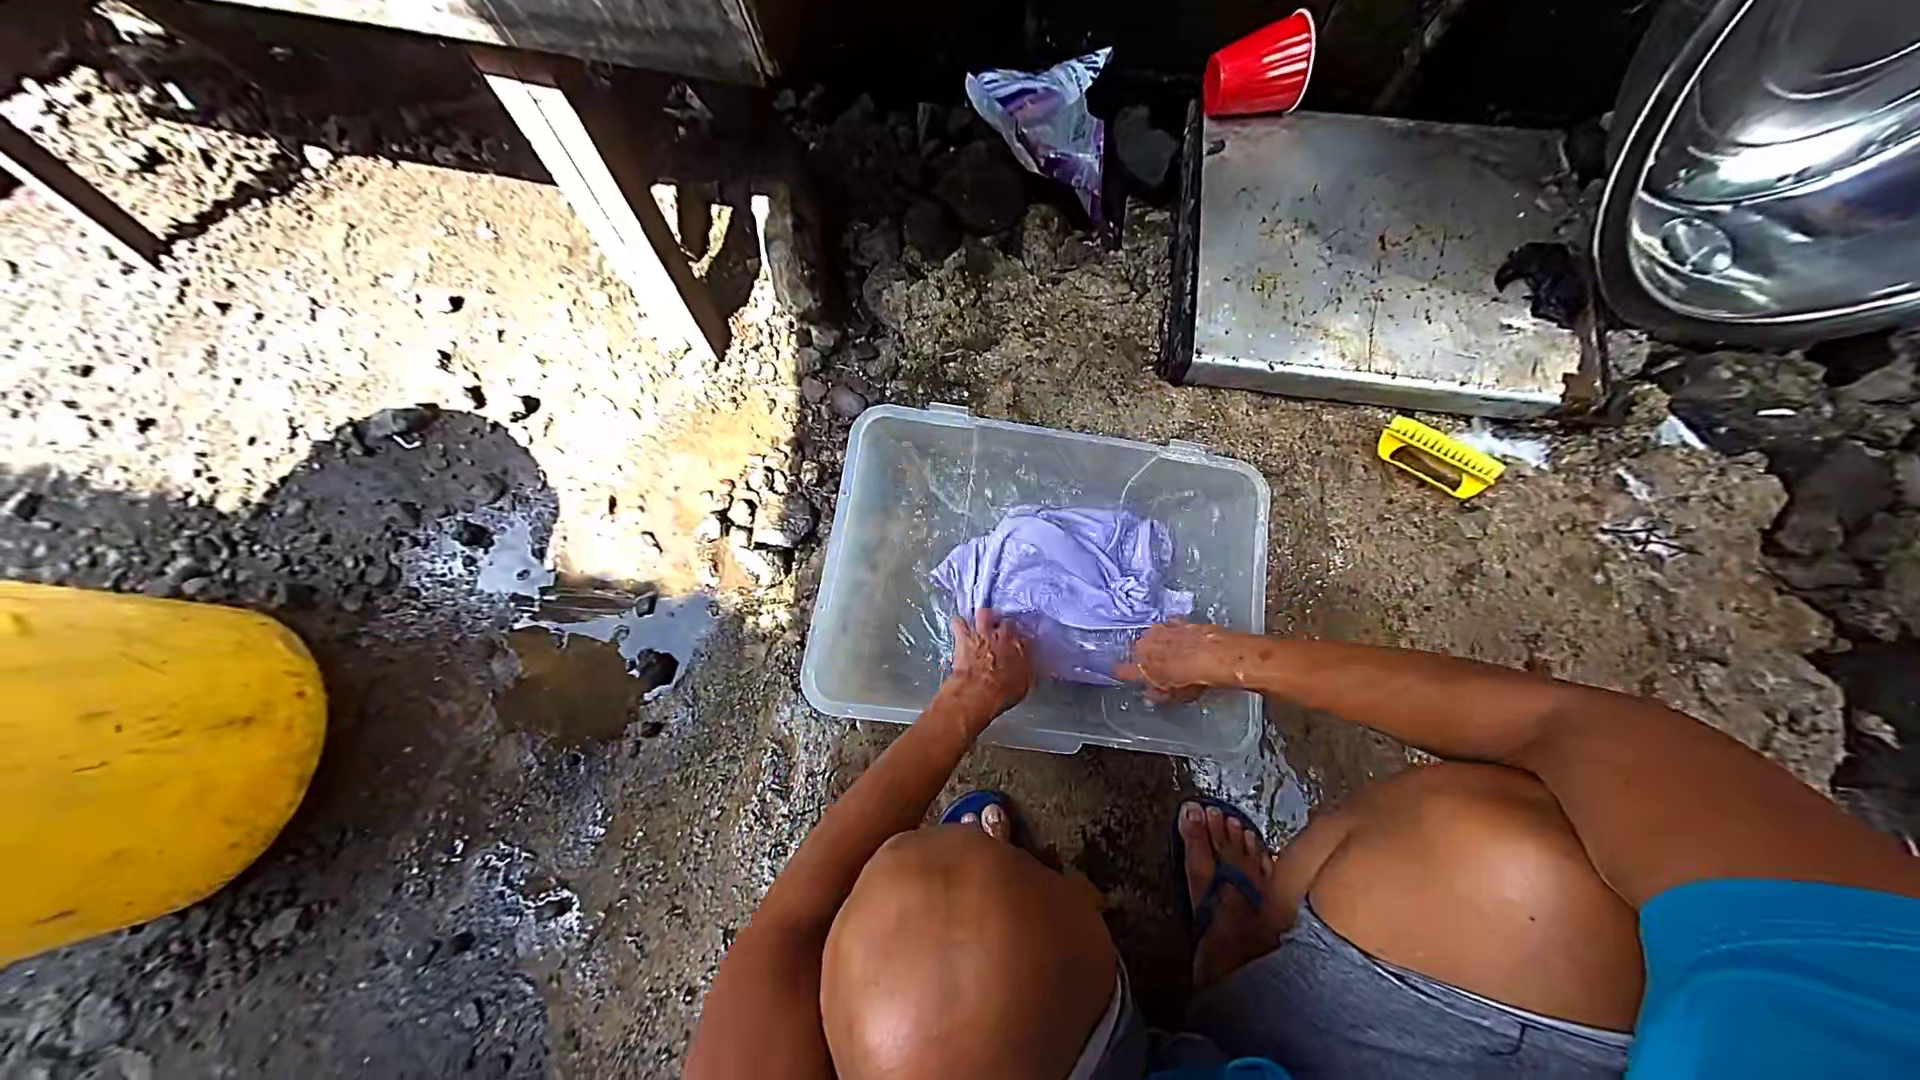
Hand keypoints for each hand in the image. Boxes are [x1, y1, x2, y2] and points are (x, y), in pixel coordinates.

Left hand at [936, 608, 1034, 733]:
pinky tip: (959, 626)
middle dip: (1004, 626)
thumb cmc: (1002, 692)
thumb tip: (1029, 673)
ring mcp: (983, 634)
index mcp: (1020, 648)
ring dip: (983, 617)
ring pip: (985, 614)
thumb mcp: (1023, 686)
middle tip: (1000, 632)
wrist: (979, 691)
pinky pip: (959, 622)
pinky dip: (959, 624)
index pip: (1026, 638)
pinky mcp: (965, 637)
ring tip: (982, 621)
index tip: (1019, 646)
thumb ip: (1026, 673)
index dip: (1022, 641)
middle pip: (1007, 622)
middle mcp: (1003, 636)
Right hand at [1115, 620, 1252, 705]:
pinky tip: (1184, 640)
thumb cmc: (1194, 679)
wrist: (1216, 657)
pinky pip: (1170, 627)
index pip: (1123, 670)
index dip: (1124, 673)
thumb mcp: (1175, 696)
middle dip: (1146, 658)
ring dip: (1159, 644)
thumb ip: (1159, 695)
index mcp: (1141, 665)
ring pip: (1152, 637)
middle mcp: (1145, 645)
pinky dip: (1175, 632)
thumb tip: (1151, 695)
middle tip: (1159, 668)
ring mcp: (1160, 631)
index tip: (1125, 674)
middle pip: (1138, 651)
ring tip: (1174, 654)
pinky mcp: (1176, 622)